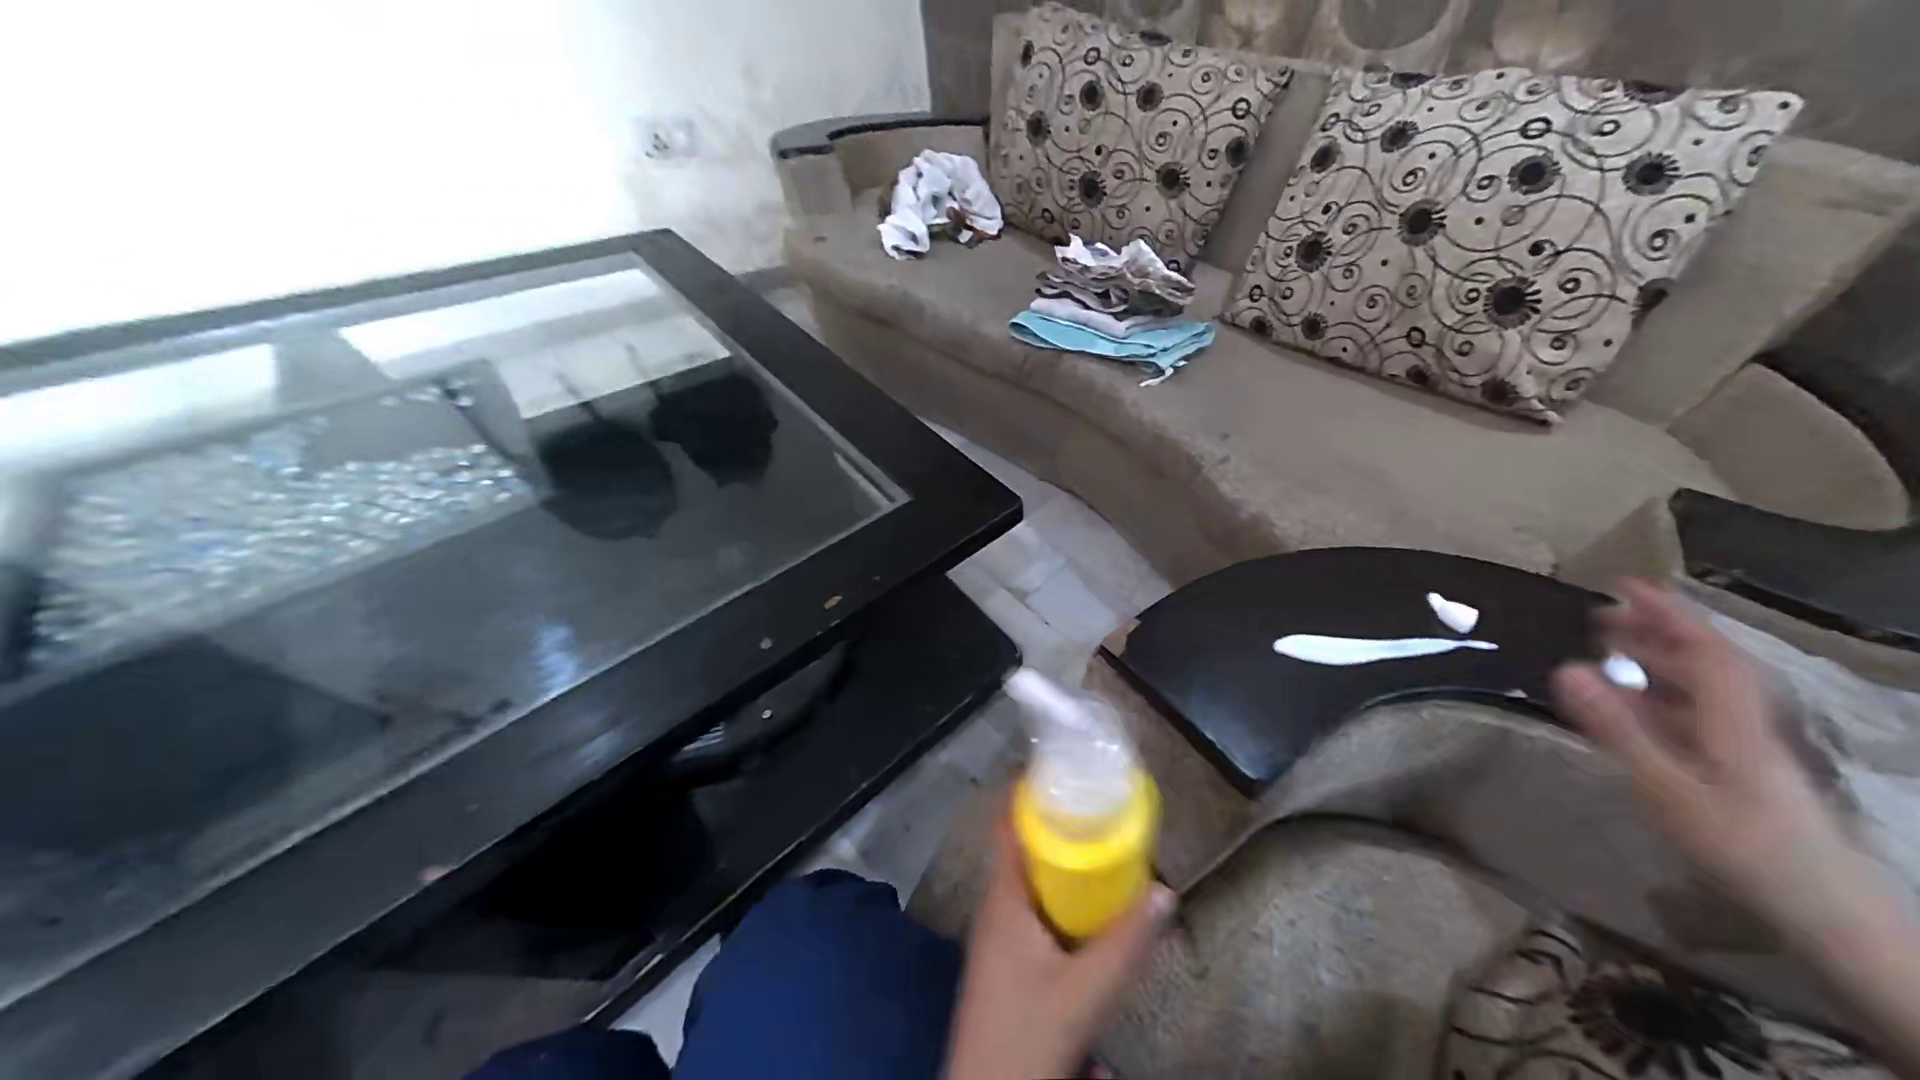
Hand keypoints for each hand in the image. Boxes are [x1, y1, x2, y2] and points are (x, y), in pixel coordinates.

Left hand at [943, 807, 1174, 1079]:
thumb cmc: (1025, 1036)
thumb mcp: (1082, 994)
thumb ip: (1125, 946)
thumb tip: (1165, 891)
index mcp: (1003, 899)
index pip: (1009, 824)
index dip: (1033, 794)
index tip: (1071, 774)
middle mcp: (997, 908)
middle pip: (1027, 851)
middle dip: (1063, 831)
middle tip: (1106, 815)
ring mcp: (999, 936)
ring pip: (1033, 884)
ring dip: (1066, 869)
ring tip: (1109, 856)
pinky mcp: (1008, 962)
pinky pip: (1036, 912)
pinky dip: (1063, 901)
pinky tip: (1093, 915)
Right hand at [1549, 580, 1872, 938]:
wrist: (1823, 910)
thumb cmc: (1743, 845)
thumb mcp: (1668, 786)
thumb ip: (1618, 728)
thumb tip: (1566, 669)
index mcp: (1733, 720)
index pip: (1704, 650)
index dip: (1668, 613)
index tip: (1624, 584)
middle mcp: (1742, 724)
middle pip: (1703, 665)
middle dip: (1654, 632)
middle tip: (1599, 616)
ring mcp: (1741, 748)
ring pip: (1698, 690)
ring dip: (1654, 663)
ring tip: (1605, 651)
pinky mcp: (1734, 768)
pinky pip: (1691, 716)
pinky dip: (1655, 698)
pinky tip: (1626, 703)